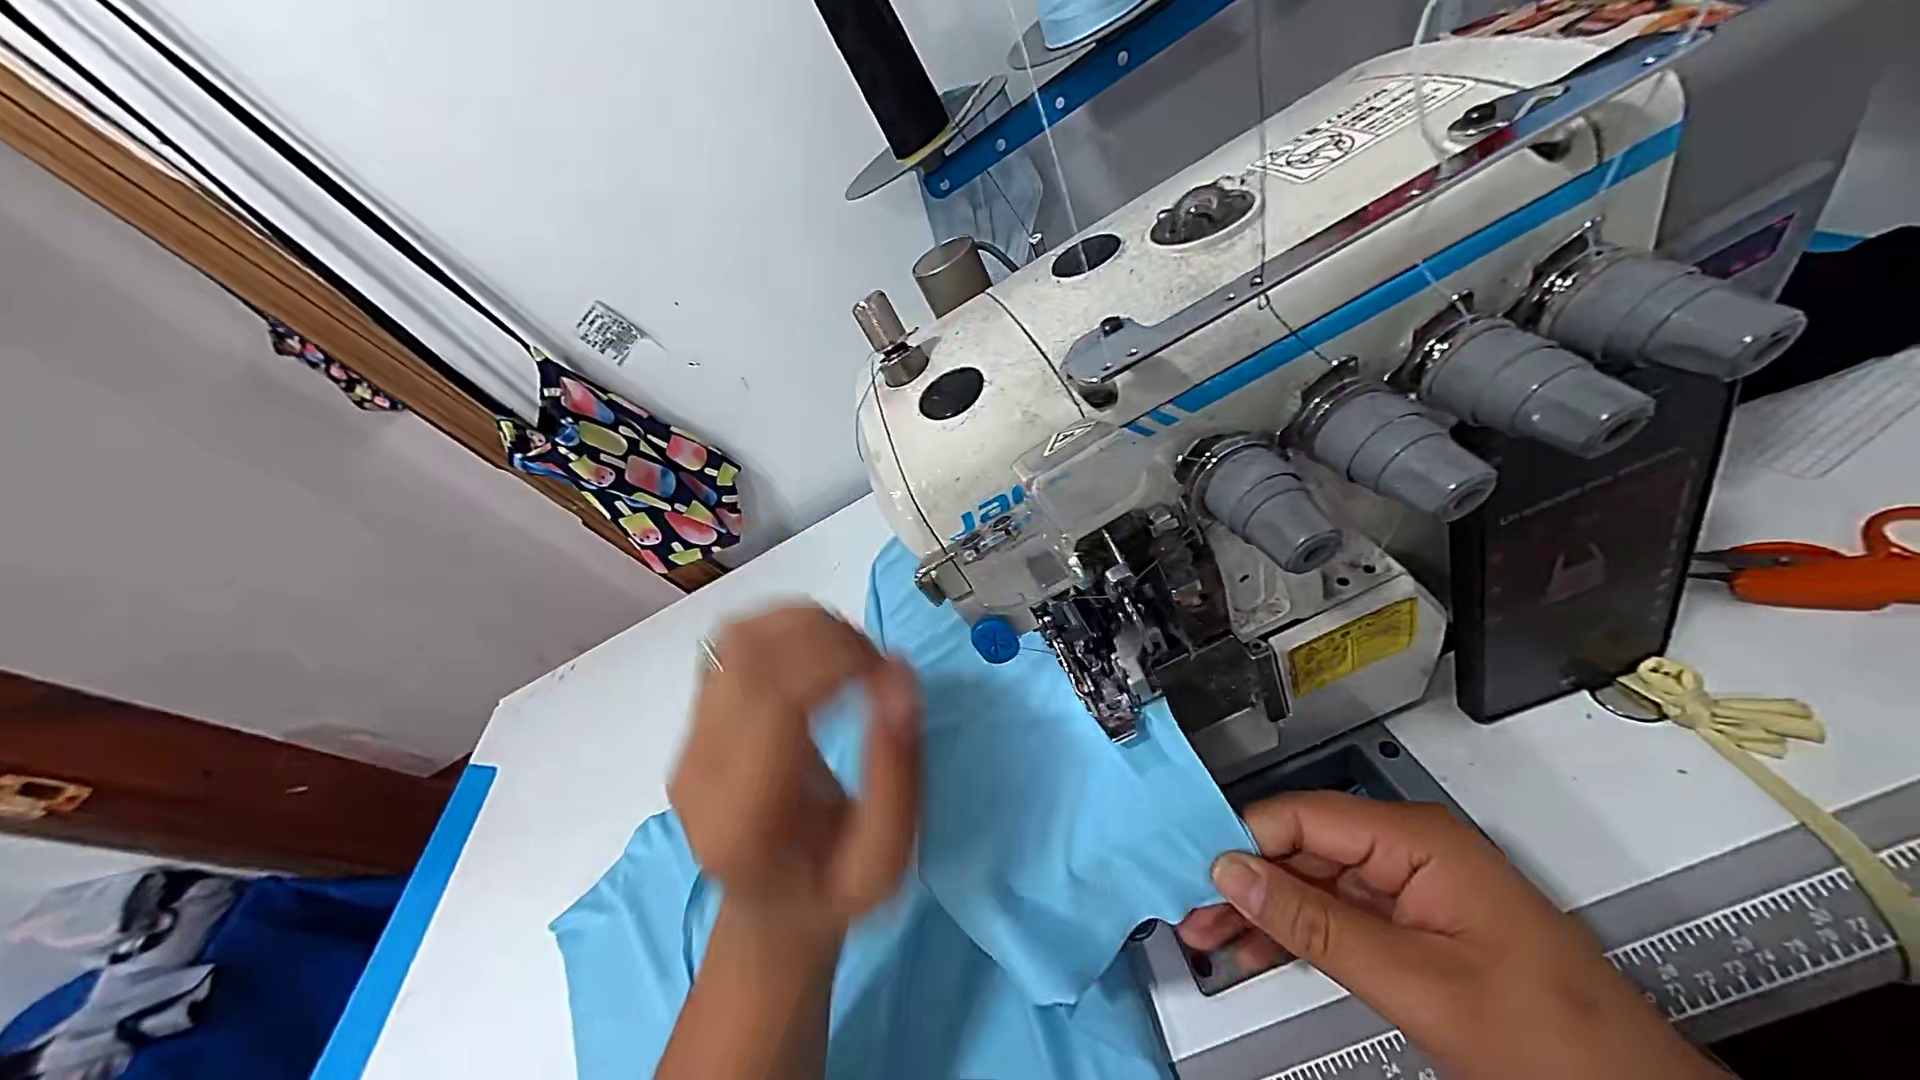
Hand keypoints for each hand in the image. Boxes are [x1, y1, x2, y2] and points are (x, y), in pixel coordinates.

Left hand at [669, 605, 921, 940]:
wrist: (770, 904)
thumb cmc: (829, 891)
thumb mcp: (883, 863)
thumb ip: (896, 776)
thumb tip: (898, 677)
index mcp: (740, 815)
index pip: (773, 695)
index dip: (835, 659)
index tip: (885, 671)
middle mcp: (700, 768)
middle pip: (750, 654)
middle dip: (826, 636)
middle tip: (875, 664)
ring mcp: (690, 738)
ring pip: (738, 637)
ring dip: (805, 626)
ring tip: (851, 656)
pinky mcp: (697, 716)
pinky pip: (734, 643)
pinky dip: (785, 628)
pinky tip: (820, 654)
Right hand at [1179, 792, 1722, 1079]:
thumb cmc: (1555, 1042)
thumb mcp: (1417, 983)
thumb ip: (1315, 924)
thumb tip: (1235, 874)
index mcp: (1416, 839)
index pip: (1303, 817)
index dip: (1246, 841)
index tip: (1199, 873)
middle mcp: (1406, 849)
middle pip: (1300, 849)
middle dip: (1246, 882)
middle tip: (1197, 915)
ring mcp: (1406, 886)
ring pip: (1310, 882)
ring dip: (1262, 910)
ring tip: (1214, 937)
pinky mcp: (1407, 921)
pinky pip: (1333, 913)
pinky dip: (1294, 933)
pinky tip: (1259, 950)